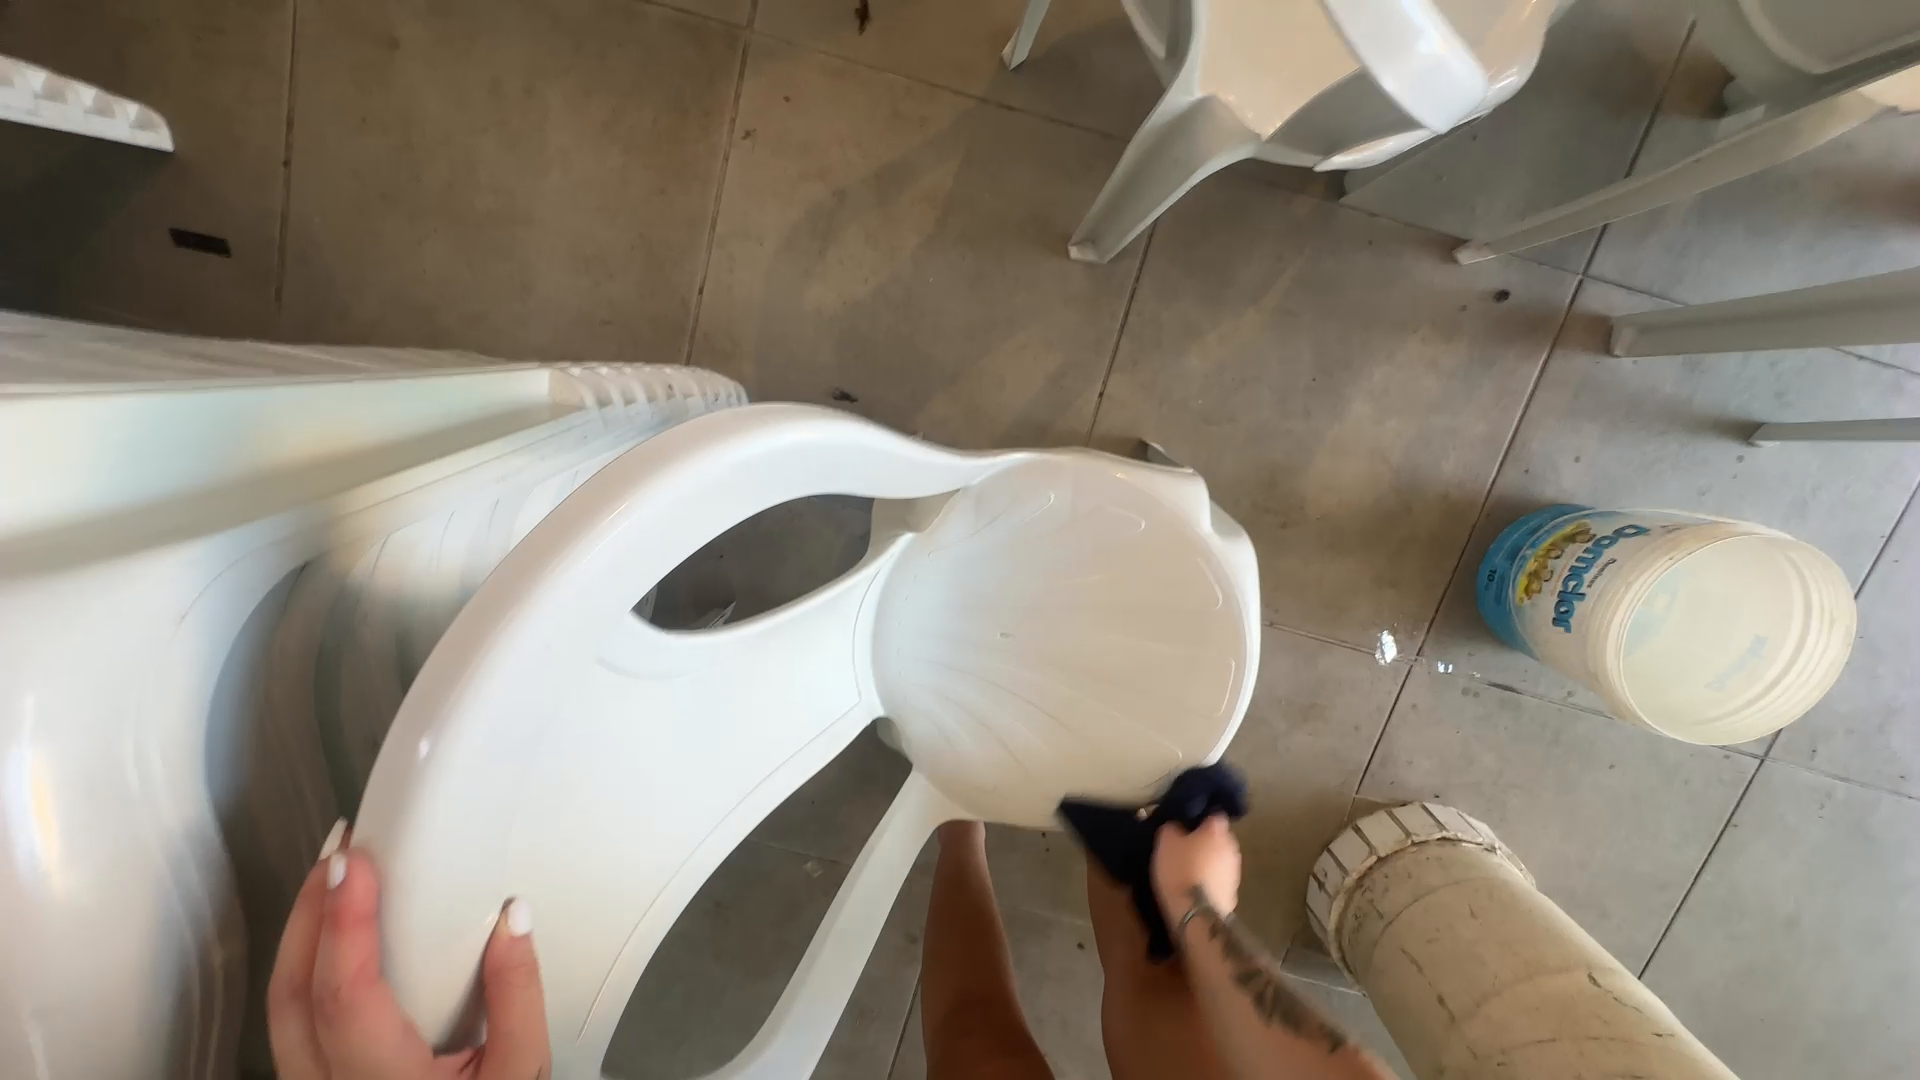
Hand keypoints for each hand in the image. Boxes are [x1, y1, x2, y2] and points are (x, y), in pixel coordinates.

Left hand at [268, 824, 550, 1079]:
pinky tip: (338, 932)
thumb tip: (512, 916)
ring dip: (304, 935)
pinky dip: (311, 963)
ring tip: (334, 878)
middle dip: (309, 916)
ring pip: (282, 1010)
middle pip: (291, 999)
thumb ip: (519, 995)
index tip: (354, 863)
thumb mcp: (523, 1070)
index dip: (345, 923)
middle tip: (338, 852)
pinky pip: (297, 1020)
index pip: (347, 996)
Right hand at [1151, 814, 1241, 923]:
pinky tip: (1195, 886)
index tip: (1187, 823)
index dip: (1201, 818)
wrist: (1195, 914)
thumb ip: (1172, 828)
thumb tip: (1177, 826)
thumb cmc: (1179, 869)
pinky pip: (1219, 879)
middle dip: (1205, 840)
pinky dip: (1210, 879)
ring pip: (1220, 859)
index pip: (1214, 815)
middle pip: (1219, 838)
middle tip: (1186, 845)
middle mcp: (1231, 848)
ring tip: (1189, 868)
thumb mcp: (1165, 842)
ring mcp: (1235, 872)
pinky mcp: (1233, 893)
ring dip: (1209, 861)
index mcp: (1217, 831)